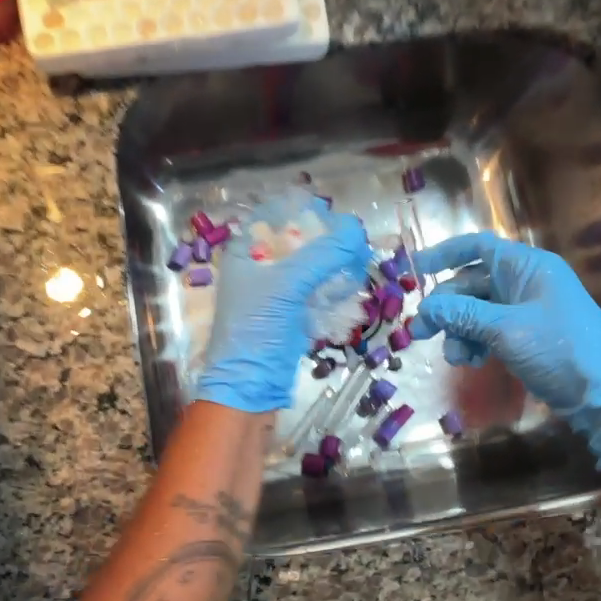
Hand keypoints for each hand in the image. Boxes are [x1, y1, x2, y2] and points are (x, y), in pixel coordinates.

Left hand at [196, 197, 371, 413]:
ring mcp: (273, 296)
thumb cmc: (258, 330)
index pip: (273, 216)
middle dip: (327, 241)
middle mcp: (256, 270)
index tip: (334, 215)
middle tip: (354, 244)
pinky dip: (332, 292)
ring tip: (357, 267)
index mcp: (243, 253)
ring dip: (334, 267)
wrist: (248, 389)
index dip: (303, 210)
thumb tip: (356, 229)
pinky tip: (349, 292)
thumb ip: (323, 253)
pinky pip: (314, 295)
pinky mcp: (288, 319)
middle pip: (296, 242)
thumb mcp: (289, 284)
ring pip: (309, 270)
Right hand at [410, 232, 600, 471]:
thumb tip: (424, 307)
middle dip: (446, 307)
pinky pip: (487, 330)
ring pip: (475, 311)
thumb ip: (462, 315)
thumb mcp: (506, 330)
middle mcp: (525, 282)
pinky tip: (470, 362)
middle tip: (422, 334)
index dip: (444, 254)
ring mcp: (525, 310)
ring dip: (458, 331)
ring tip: (456, 358)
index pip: (478, 247)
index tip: (413, 270)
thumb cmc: (561, 351)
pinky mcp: (525, 336)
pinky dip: (474, 343)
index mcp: (528, 267)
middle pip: (471, 283)